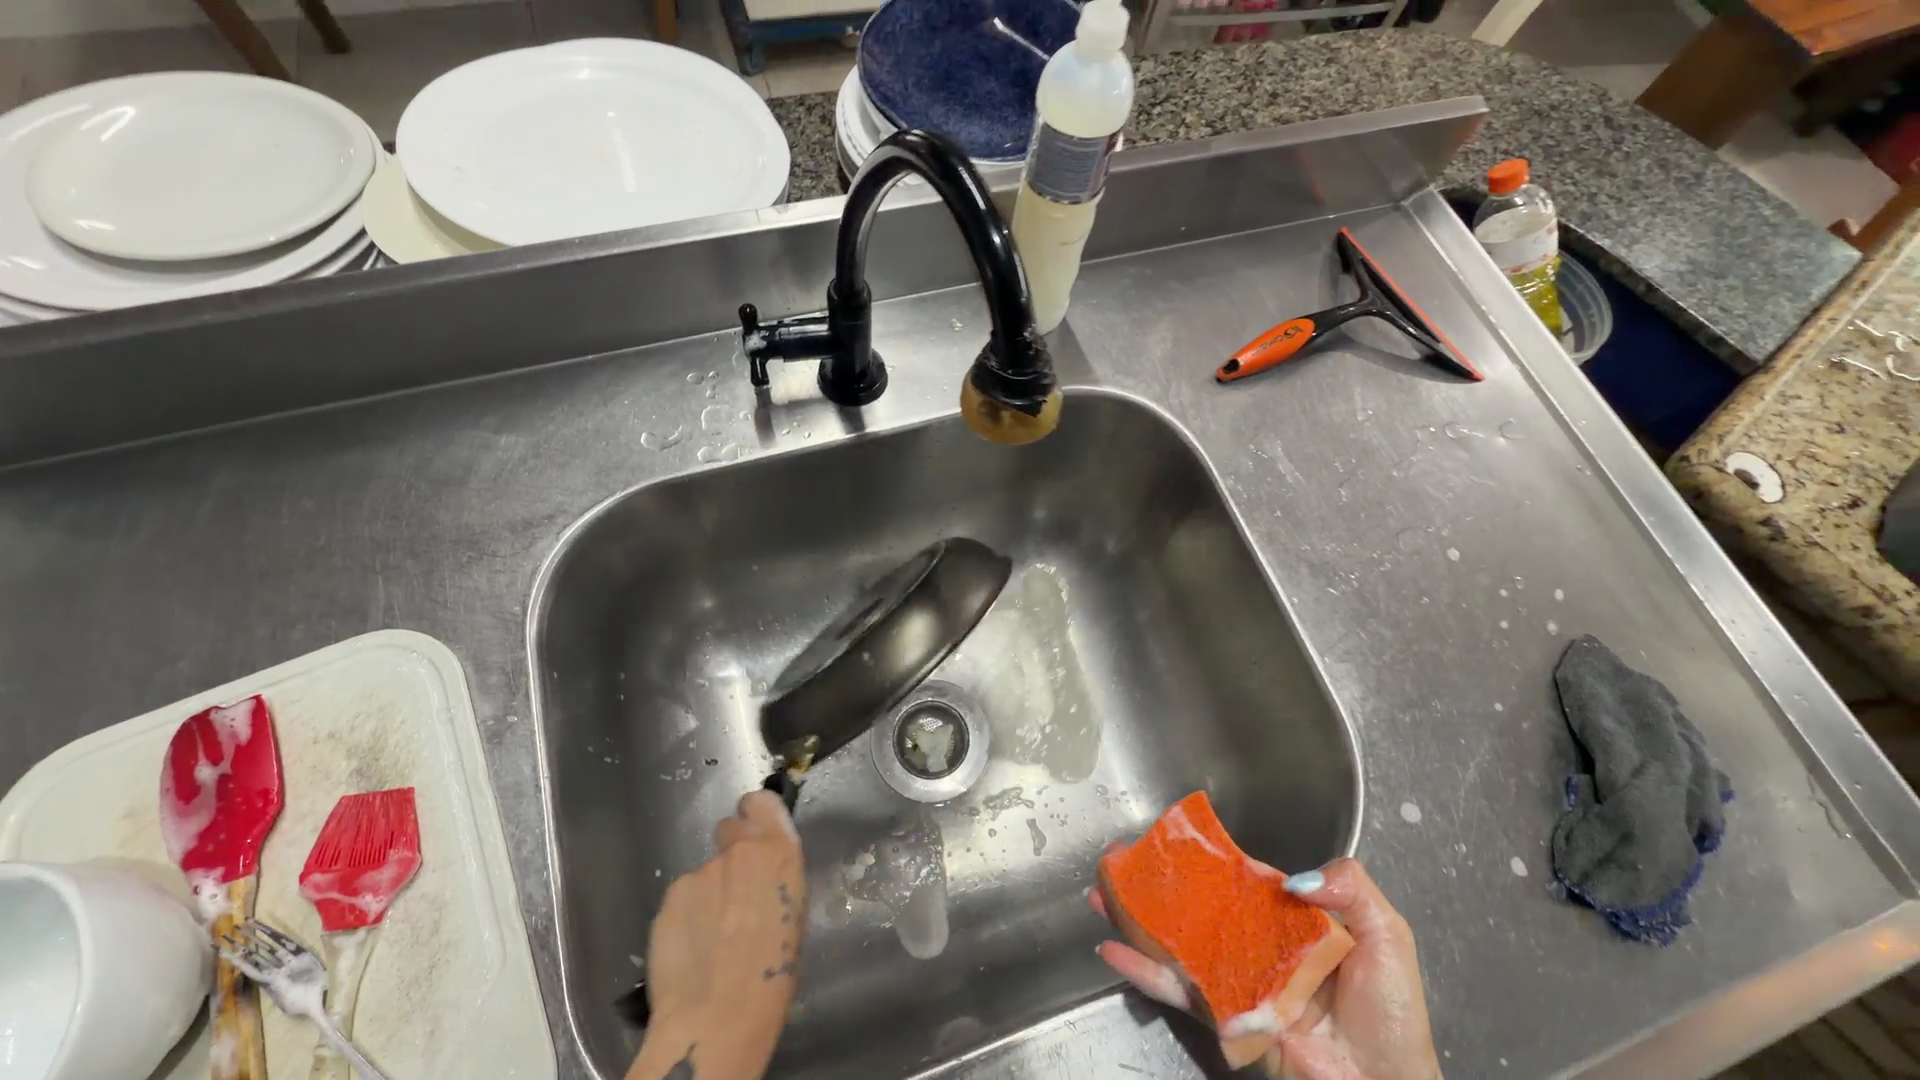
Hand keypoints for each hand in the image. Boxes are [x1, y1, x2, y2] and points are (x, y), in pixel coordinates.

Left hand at [625, 790, 805, 1079]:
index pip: (761, 803)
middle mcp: (738, 852)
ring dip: (708, 892)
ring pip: (704, 872)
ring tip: (712, 935)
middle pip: (729, 829)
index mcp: (778, 853)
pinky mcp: (669, 897)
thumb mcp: (793, 916)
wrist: (717, 1014)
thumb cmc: (773, 974)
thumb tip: (762, 877)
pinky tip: (692, 947)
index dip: (755, 815)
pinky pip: (682, 898)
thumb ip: (774, 879)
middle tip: (733, 891)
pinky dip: (687, 915)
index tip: (755, 833)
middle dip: (730, 853)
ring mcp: (699, 873)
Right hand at [1091, 854, 1440, 1079]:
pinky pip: (1178, 989)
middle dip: (1155, 883)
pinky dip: (1143, 970)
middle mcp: (1254, 944)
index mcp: (1288, 920)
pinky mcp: (1223, 1016)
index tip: (1168, 839)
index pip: (1237, 880)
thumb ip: (1351, 887)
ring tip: (1100, 894)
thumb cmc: (1390, 1011)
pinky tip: (1113, 949)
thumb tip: (1289, 878)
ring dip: (1135, 919)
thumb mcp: (1387, 934)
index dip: (1202, 859)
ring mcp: (1235, 979)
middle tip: (1117, 860)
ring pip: (1176, 942)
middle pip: (1195, 906)